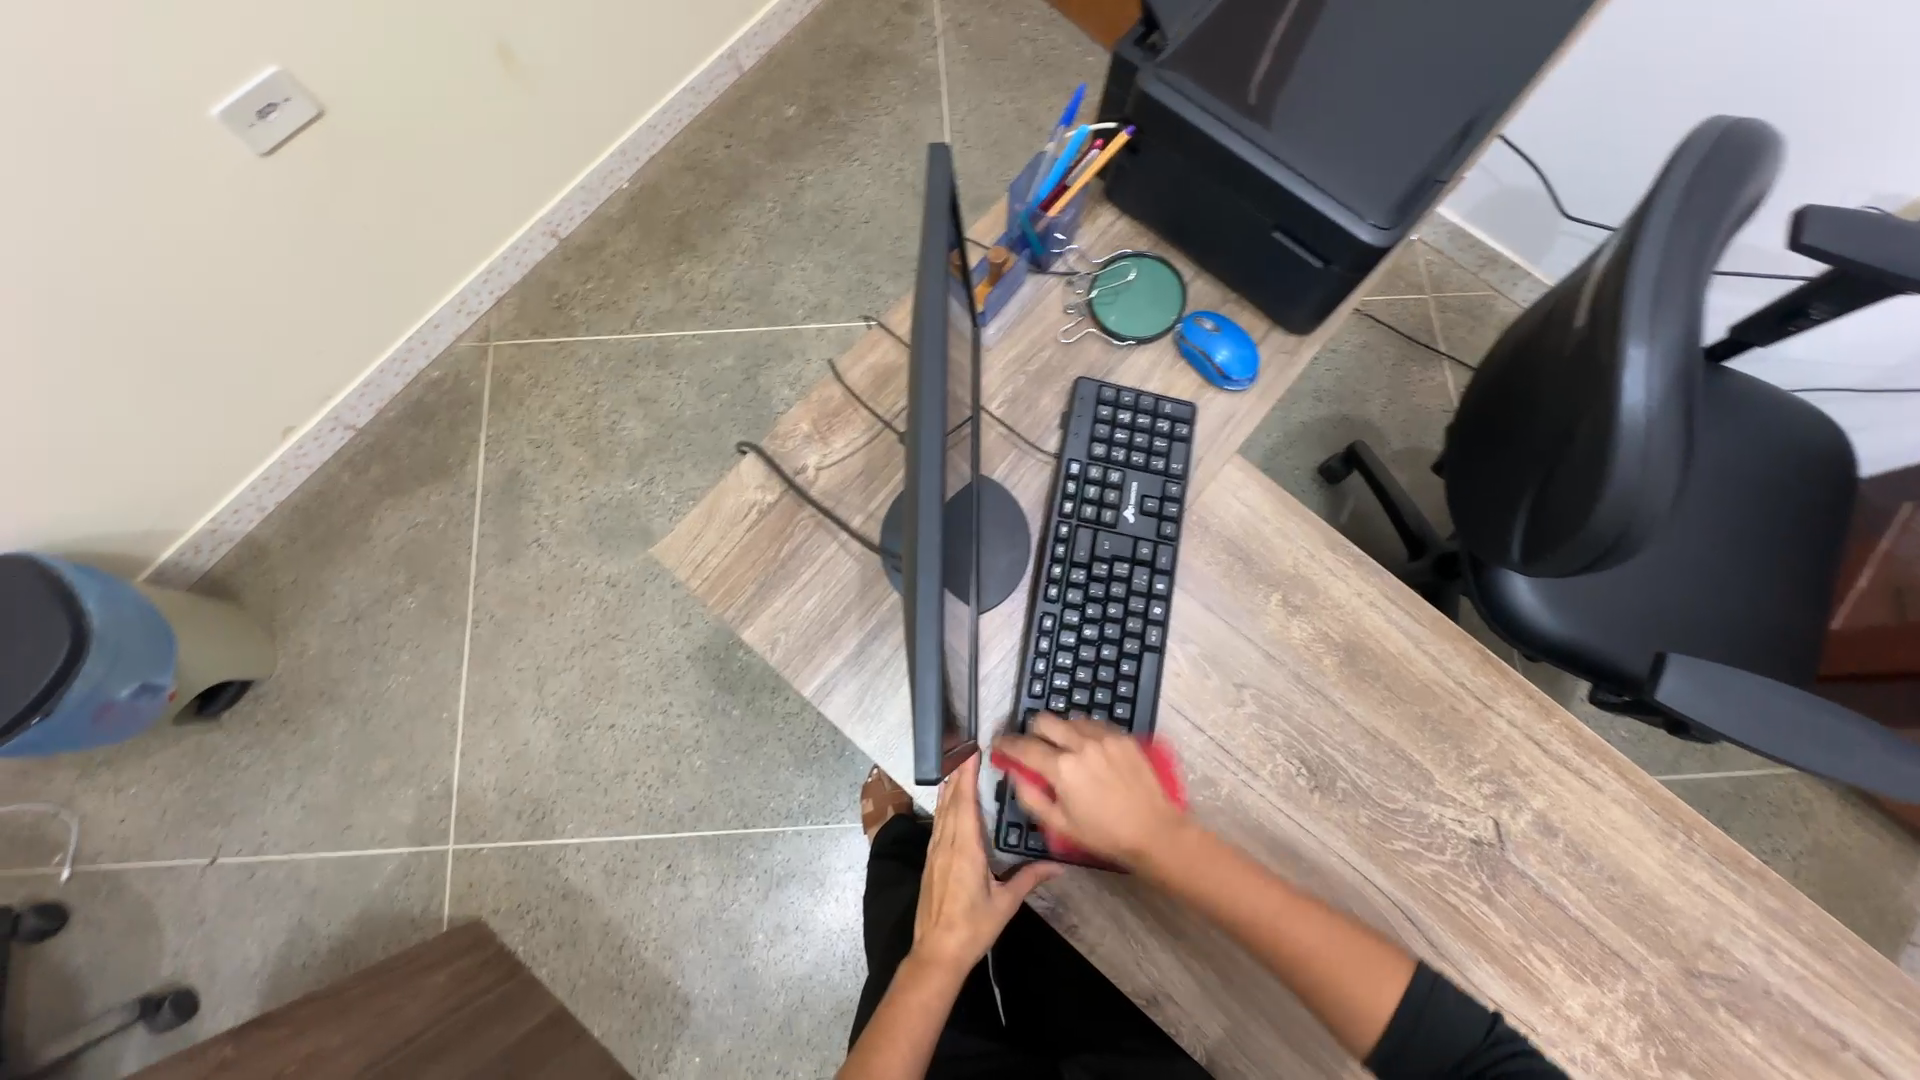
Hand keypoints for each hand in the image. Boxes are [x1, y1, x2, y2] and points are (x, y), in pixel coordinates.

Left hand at [910, 753, 1062, 975]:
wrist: (936, 953)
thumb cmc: (973, 928)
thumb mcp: (1005, 903)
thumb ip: (1029, 878)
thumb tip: (1059, 866)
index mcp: (965, 850)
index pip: (964, 803)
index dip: (965, 776)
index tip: (970, 752)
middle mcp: (947, 845)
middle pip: (950, 801)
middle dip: (957, 774)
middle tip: (966, 749)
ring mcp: (935, 852)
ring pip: (941, 811)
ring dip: (949, 788)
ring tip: (957, 767)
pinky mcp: (930, 862)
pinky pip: (937, 825)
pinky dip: (943, 807)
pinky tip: (948, 802)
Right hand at [992, 712, 1189, 867]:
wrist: (1154, 830)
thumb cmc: (1104, 834)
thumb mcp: (1059, 825)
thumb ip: (1030, 797)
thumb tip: (1014, 774)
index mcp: (1061, 768)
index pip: (1024, 746)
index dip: (1006, 744)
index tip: (1000, 745)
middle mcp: (1080, 744)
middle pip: (1044, 720)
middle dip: (1032, 731)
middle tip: (1034, 747)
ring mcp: (1104, 737)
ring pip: (1069, 719)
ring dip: (1060, 731)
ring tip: (1064, 750)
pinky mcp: (1122, 736)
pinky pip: (1093, 724)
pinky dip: (1083, 732)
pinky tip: (1088, 750)